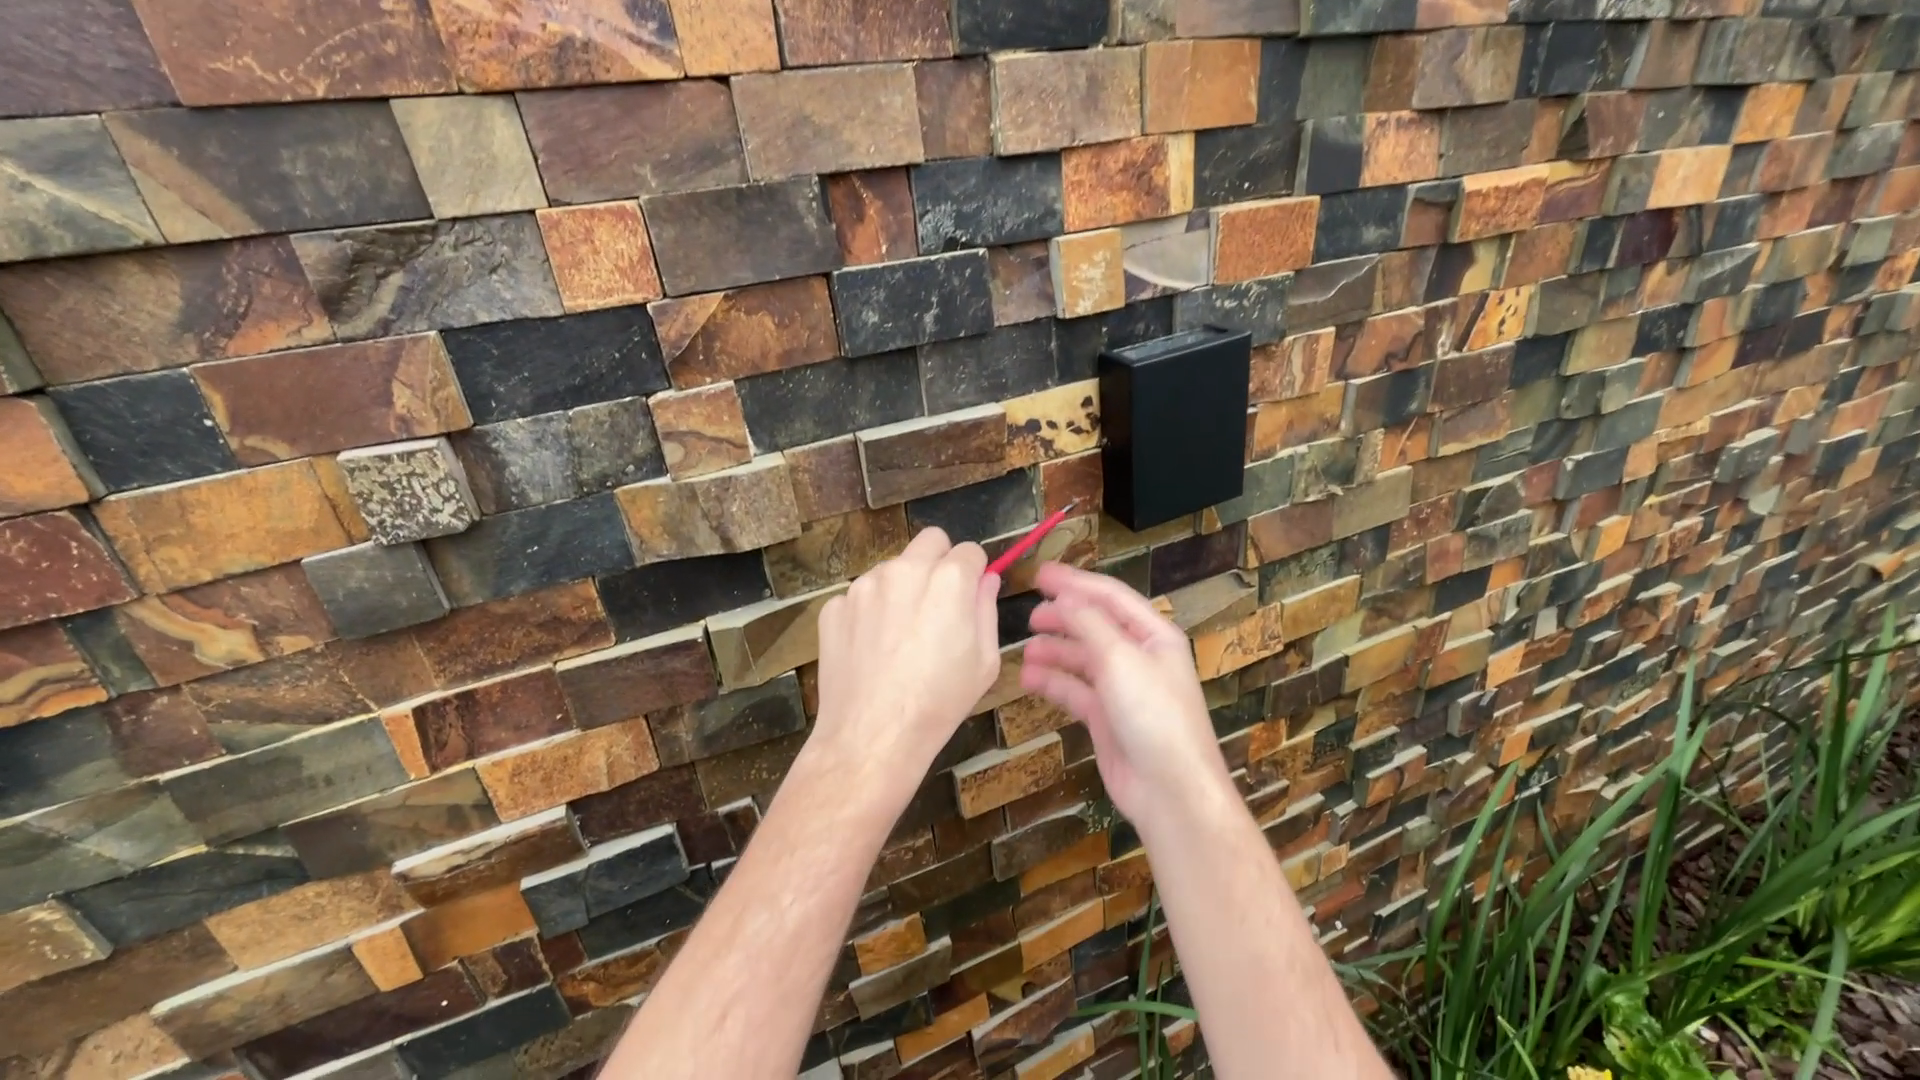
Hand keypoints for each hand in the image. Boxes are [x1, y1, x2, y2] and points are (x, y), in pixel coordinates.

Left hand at [813, 528, 1001, 797]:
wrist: (873, 735)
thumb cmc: (939, 702)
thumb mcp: (984, 663)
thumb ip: (986, 611)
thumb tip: (985, 581)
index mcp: (948, 580)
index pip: (969, 551)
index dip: (973, 573)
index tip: (969, 597)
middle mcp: (904, 570)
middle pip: (929, 541)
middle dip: (938, 562)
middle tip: (937, 605)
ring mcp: (863, 586)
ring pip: (891, 568)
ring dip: (901, 588)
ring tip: (899, 638)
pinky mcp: (834, 606)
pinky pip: (859, 597)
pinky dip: (868, 613)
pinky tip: (871, 650)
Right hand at [1021, 563, 1232, 825]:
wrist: (1169, 789)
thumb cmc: (1153, 715)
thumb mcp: (1120, 659)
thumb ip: (1089, 623)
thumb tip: (1064, 596)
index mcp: (1154, 635)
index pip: (1110, 597)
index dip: (1075, 583)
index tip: (1039, 575)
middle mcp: (1139, 657)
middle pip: (1095, 625)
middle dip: (1063, 617)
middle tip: (1029, 615)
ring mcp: (1123, 688)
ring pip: (1082, 658)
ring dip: (1055, 650)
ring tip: (1025, 650)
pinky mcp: (1106, 717)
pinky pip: (1075, 690)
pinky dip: (1053, 682)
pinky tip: (1029, 679)